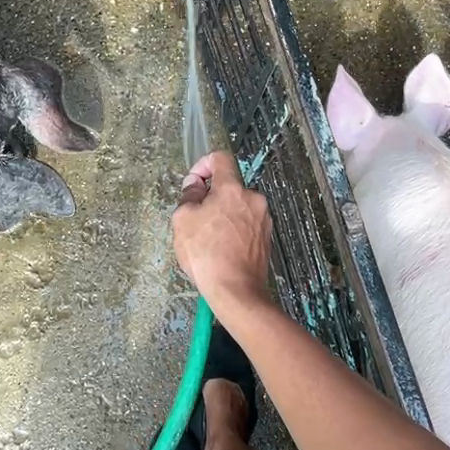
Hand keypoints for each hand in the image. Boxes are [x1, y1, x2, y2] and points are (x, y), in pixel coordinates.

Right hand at [173, 151, 272, 313]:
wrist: (236, 290)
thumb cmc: (206, 253)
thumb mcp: (183, 219)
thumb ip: (188, 195)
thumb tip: (195, 186)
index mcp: (232, 188)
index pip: (219, 158)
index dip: (202, 165)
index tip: (194, 184)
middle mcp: (253, 198)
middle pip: (228, 185)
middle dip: (211, 196)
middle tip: (196, 218)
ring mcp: (263, 218)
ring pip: (237, 205)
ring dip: (222, 214)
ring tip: (208, 238)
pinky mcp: (266, 237)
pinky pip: (245, 223)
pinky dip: (233, 228)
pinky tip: (222, 248)